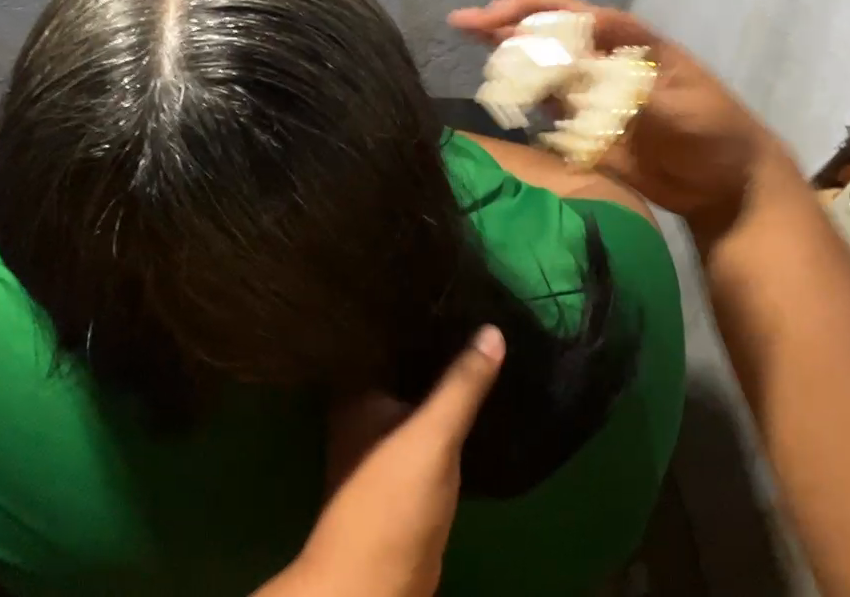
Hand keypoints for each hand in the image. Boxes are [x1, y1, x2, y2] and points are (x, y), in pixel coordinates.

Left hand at [256, 327, 506, 596]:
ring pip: (418, 393)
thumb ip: (461, 384)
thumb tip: (492, 330)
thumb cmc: (390, 499)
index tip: (443, 282)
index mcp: (356, 392)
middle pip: (402, 363)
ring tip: (481, 333)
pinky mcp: (407, 466)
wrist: (378, 582)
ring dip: (444, 374)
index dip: (408, 310)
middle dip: (433, 339)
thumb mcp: (430, 435)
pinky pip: (432, 421)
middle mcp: (365, 409)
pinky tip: (477, 388)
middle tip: (474, 302)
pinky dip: (450, 406)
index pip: (381, 336)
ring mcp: (386, 438)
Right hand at [449, 0, 772, 241]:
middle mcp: (606, 60)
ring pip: (542, 63)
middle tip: (464, 21)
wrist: (726, 185)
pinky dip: (522, 91)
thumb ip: (625, 85)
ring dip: (508, 51)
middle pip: (550, 33)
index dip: (536, 13)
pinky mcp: (586, 125)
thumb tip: (575, 63)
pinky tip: (497, 86)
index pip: (576, 16)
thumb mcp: (678, 106)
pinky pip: (548, 102)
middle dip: (509, 23)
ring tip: (469, 38)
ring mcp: (593, 92)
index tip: (500, 18)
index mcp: (632, 44)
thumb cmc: (714, 134)